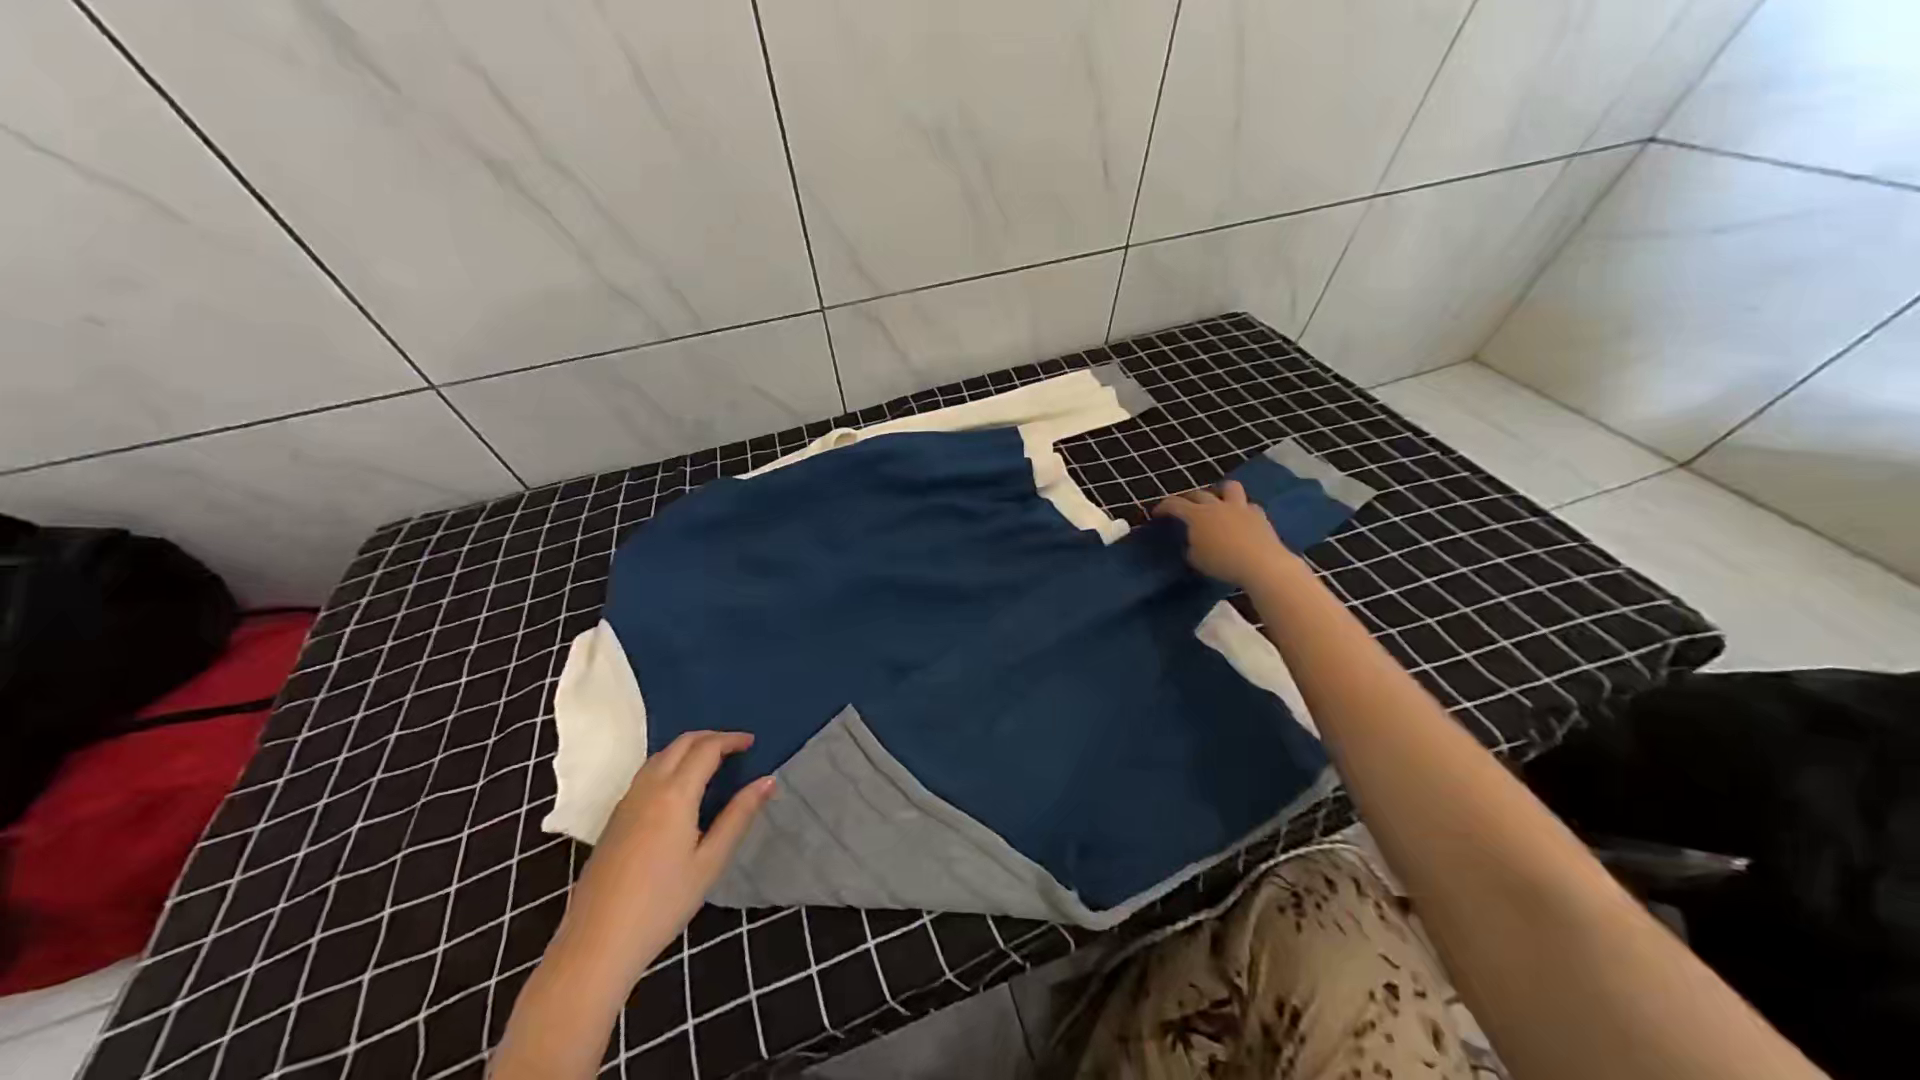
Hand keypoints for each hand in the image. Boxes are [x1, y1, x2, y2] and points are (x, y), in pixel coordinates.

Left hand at [550, 731, 773, 988]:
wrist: (597, 942)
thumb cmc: (663, 903)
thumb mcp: (710, 862)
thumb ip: (739, 816)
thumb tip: (768, 781)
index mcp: (675, 795)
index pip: (706, 749)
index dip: (731, 740)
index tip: (752, 742)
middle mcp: (648, 788)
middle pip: (680, 744)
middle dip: (710, 737)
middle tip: (735, 747)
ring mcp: (626, 802)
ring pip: (659, 756)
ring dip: (687, 748)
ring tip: (712, 762)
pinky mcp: (614, 819)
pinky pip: (646, 773)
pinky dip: (669, 763)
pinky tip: (680, 788)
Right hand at [1153, 480, 1297, 587]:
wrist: (1261, 564)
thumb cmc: (1222, 563)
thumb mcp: (1196, 560)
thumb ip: (1191, 547)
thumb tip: (1193, 543)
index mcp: (1197, 515)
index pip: (1175, 504)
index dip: (1163, 507)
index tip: (1157, 513)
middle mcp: (1217, 505)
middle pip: (1199, 493)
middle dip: (1188, 499)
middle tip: (1184, 509)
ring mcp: (1240, 507)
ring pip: (1229, 488)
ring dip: (1220, 492)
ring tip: (1217, 502)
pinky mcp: (1259, 515)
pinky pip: (1248, 506)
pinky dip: (1241, 510)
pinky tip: (1241, 519)